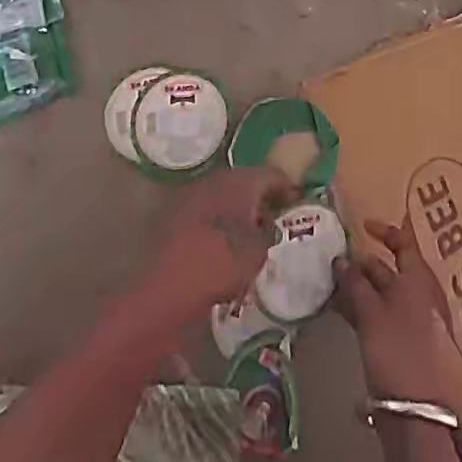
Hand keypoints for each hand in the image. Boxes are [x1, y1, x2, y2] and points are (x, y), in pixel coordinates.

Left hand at [140, 168, 294, 324]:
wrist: (164, 287)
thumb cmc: (221, 265)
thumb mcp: (259, 253)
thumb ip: (270, 232)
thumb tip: (270, 222)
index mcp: (242, 181)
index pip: (273, 174)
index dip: (287, 187)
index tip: (297, 201)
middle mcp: (216, 179)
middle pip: (245, 181)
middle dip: (260, 196)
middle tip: (274, 216)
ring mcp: (191, 194)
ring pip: (223, 194)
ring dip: (236, 207)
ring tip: (248, 231)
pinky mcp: (173, 213)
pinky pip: (205, 209)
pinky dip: (216, 219)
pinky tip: (221, 240)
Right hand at [334, 220, 456, 400]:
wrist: (412, 408)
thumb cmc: (396, 348)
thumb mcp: (372, 313)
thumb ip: (355, 283)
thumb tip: (341, 259)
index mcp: (416, 280)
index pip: (403, 244)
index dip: (384, 231)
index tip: (362, 225)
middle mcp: (414, 294)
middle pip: (386, 269)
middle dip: (359, 263)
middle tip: (332, 259)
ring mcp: (405, 318)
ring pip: (378, 292)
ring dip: (354, 286)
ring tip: (326, 282)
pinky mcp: (395, 340)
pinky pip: (374, 313)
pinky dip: (357, 307)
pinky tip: (335, 308)